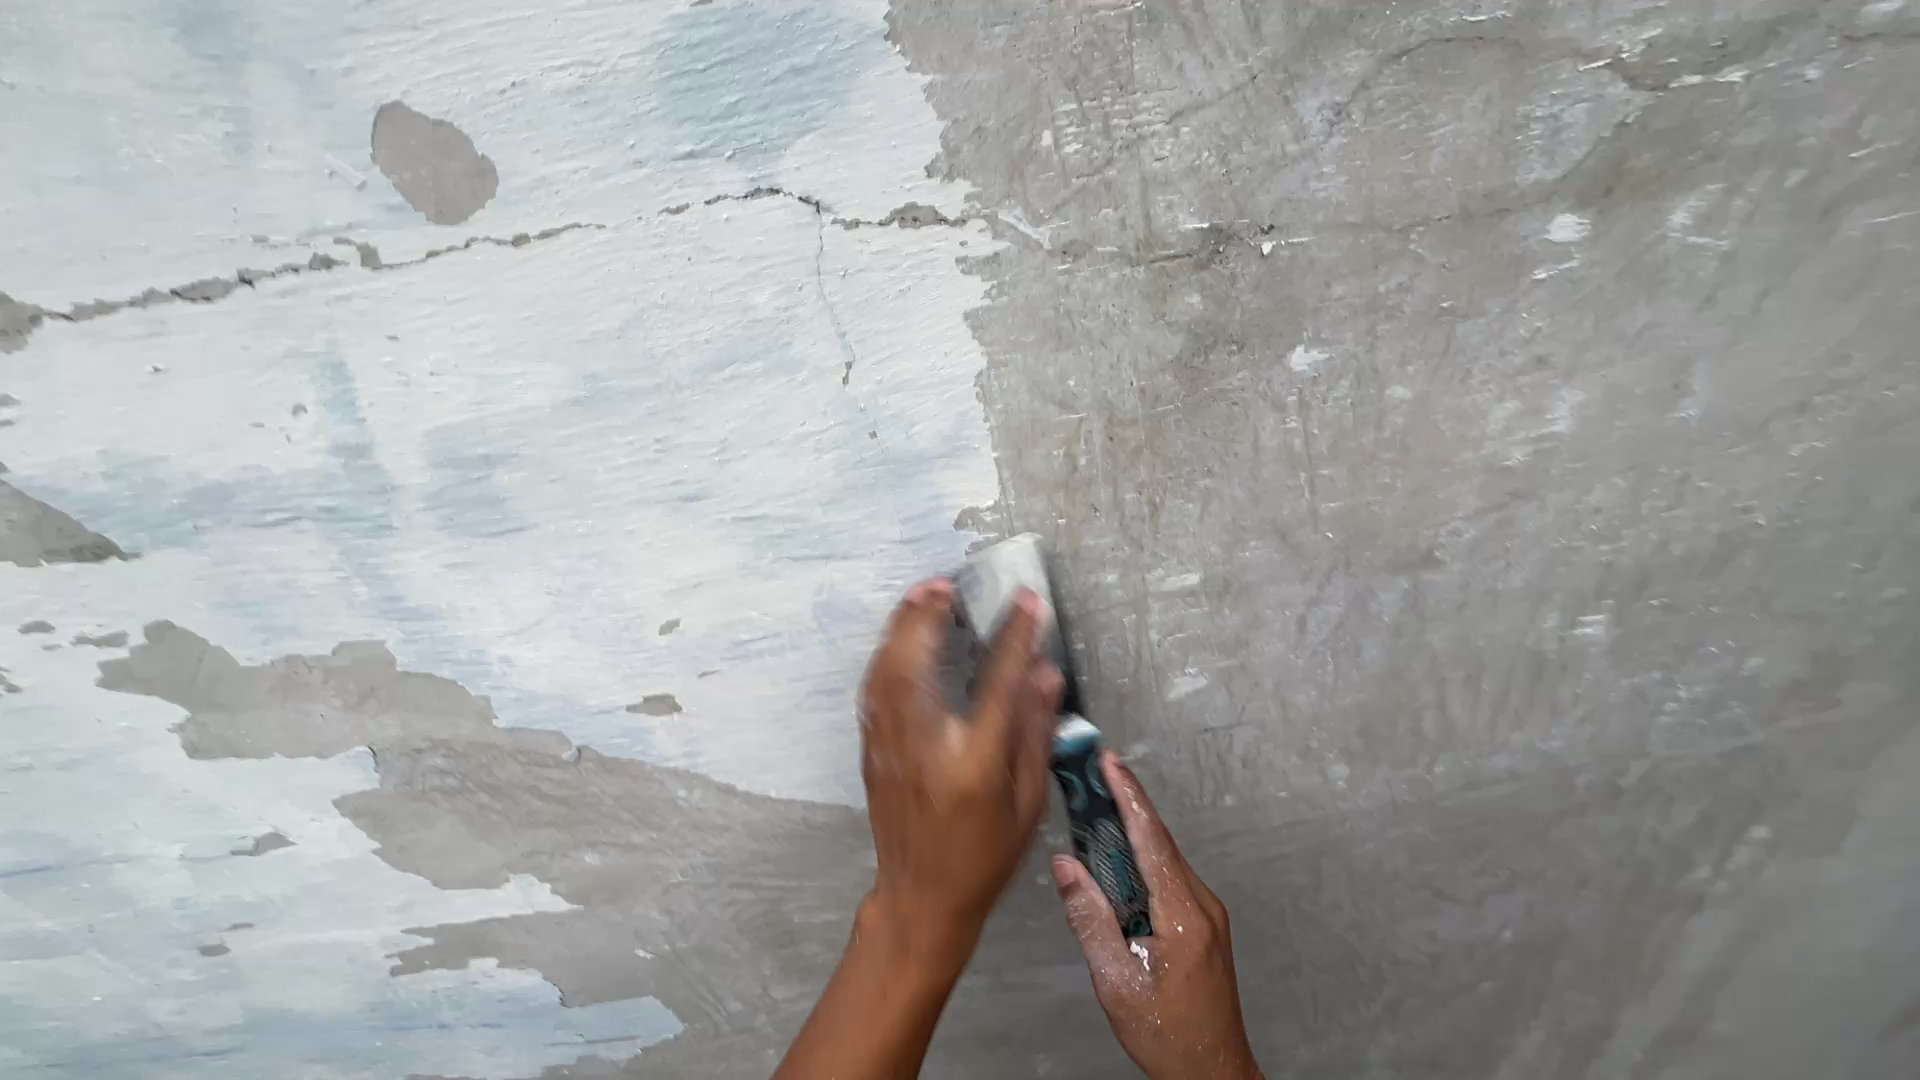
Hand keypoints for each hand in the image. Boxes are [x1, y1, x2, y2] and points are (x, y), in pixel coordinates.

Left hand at [859, 578, 1064, 964]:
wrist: (920, 896)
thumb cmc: (984, 855)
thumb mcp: (1027, 802)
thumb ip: (1034, 734)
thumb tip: (1045, 672)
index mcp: (973, 764)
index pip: (998, 686)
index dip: (1015, 638)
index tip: (1027, 600)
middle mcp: (925, 746)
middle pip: (919, 666)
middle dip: (929, 618)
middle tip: (945, 583)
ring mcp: (890, 746)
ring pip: (887, 671)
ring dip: (902, 626)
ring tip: (921, 594)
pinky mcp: (872, 749)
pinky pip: (874, 688)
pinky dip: (886, 652)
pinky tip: (899, 634)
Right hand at [1052, 754, 1261, 1079]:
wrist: (1215, 1073)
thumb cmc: (1165, 1033)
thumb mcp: (1116, 982)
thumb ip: (1090, 920)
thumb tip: (1065, 865)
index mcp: (1183, 914)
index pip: (1151, 840)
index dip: (1130, 797)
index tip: (1111, 762)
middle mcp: (1202, 903)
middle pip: (1159, 841)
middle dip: (1127, 803)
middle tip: (1095, 773)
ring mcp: (1208, 911)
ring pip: (1164, 856)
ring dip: (1133, 830)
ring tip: (1098, 805)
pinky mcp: (1206, 921)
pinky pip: (1169, 875)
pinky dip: (1142, 855)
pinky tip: (1118, 856)